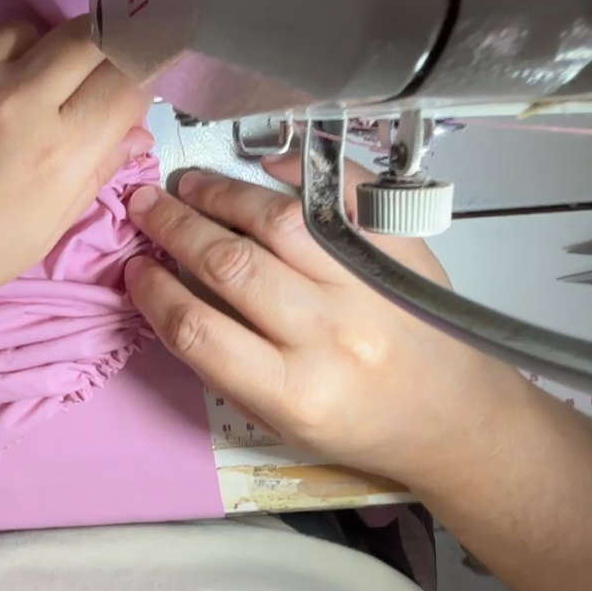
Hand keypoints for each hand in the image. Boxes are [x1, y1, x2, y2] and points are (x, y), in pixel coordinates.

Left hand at [0, 19, 151, 333]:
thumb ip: (97, 170)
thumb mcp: (46, 229)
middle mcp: (14, 101)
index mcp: (56, 152)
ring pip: (31, 30)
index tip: (128, 87)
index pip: (128, 76)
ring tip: (22, 92)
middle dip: (100, 52)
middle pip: (88, 35)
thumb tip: (136, 127)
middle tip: (84, 80)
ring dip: (42, 53)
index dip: (139, 76)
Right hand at [124, 157, 535, 486]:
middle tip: (146, 206)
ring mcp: (370, 288)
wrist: (455, 419)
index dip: (155, 292)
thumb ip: (222, 359)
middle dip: (175, 228)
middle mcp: (331, 336)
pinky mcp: (401, 254)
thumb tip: (172, 289)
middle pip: (231, 265)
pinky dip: (303, 172)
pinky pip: (347, 196)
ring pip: (279, 222)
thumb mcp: (277, 418)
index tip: (136, 268)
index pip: (198, 329)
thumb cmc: (357, 424)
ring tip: (190, 186)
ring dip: (222, 195)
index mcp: (294, 392)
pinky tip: (267, 165)